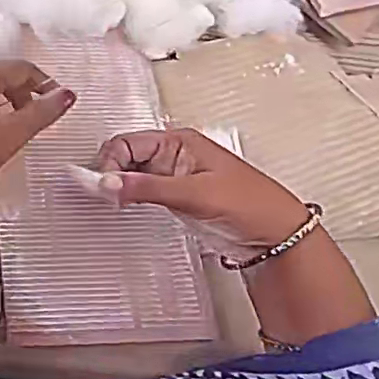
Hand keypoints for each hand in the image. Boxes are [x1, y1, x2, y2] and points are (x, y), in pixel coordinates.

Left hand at [0, 61, 74, 199]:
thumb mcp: (11, 135)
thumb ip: (41, 113)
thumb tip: (67, 94)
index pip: (22, 67)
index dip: (44, 83)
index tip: (57, 104)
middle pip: (2, 73)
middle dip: (24, 93)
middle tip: (36, 119)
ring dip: (4, 101)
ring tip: (13, 128)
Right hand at [93, 129, 308, 251]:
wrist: (277, 237)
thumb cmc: (252, 205)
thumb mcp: (195, 193)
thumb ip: (147, 188)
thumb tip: (108, 182)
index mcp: (178, 141)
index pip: (126, 142)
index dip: (110, 162)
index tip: (101, 184)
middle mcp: (172, 154)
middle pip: (123, 156)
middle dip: (110, 173)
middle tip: (104, 194)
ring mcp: (171, 175)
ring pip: (128, 173)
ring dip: (117, 185)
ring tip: (112, 200)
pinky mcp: (172, 195)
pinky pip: (139, 189)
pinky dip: (127, 196)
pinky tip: (123, 205)